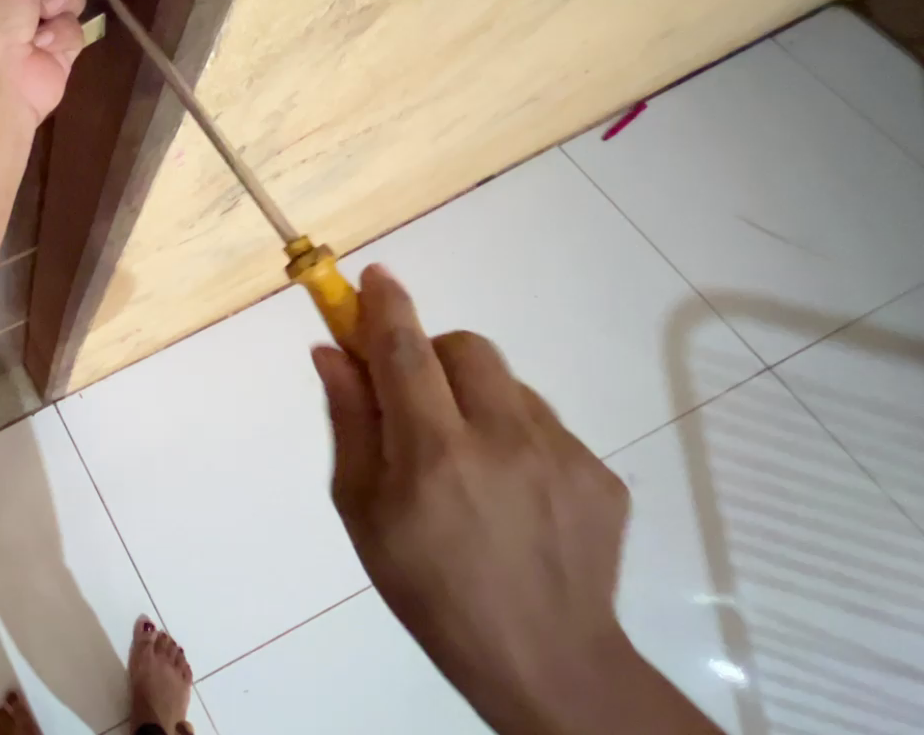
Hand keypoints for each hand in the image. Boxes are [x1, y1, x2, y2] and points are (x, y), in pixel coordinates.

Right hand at [310, 267, 713, 734]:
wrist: (542, 657)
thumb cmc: (423, 584)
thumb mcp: (361, 507)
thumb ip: (349, 421)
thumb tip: (331, 353)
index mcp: (434, 452)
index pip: (403, 352)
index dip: (385, 306)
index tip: (374, 274)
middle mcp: (503, 439)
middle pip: (465, 347)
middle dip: (431, 352)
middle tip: (414, 396)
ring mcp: (563, 455)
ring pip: (507, 383)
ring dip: (473, 395)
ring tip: (466, 459)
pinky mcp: (601, 474)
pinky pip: (543, 421)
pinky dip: (512, 432)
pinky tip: (508, 488)